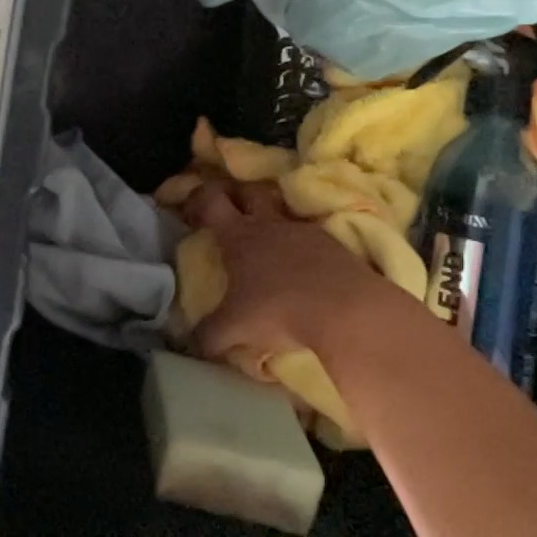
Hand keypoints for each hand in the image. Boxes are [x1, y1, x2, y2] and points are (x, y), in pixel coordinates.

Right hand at [176, 180, 397, 362]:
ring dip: (276, 222)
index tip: (193, 209)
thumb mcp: (234, 328)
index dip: (199, 198)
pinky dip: (305, 248)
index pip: (211, 200)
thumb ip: (208, 334)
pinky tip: (307, 269)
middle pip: (250, 192)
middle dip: (239, 197)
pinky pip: (313, 238)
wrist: (348, 313)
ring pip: (285, 213)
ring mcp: (305, 232)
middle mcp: (270, 225)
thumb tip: (189, 343)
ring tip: (272, 244)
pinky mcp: (336, 246)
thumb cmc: (278, 311)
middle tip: (233, 213)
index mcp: (238, 236)